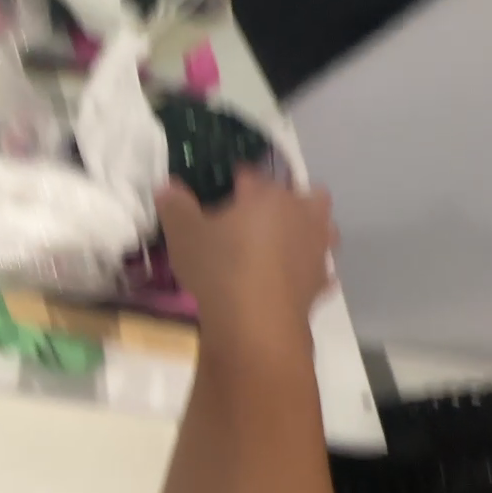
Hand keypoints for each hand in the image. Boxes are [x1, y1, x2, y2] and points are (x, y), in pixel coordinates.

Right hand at [156, 171, 336, 348]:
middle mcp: (302, 212)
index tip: (212, 191)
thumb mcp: (181, 233)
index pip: (249, 174)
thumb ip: (174, 204)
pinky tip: (279, 275)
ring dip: (300, 227)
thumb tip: (168, 185)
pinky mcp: (323, 275)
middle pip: (299, 192)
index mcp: (267, 196)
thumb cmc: (217, 267)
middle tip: (248, 216)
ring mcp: (318, 244)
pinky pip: (315, 261)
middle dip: (278, 198)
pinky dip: (301, 263)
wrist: (254, 318)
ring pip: (318, 223)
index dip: (229, 179)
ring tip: (269, 243)